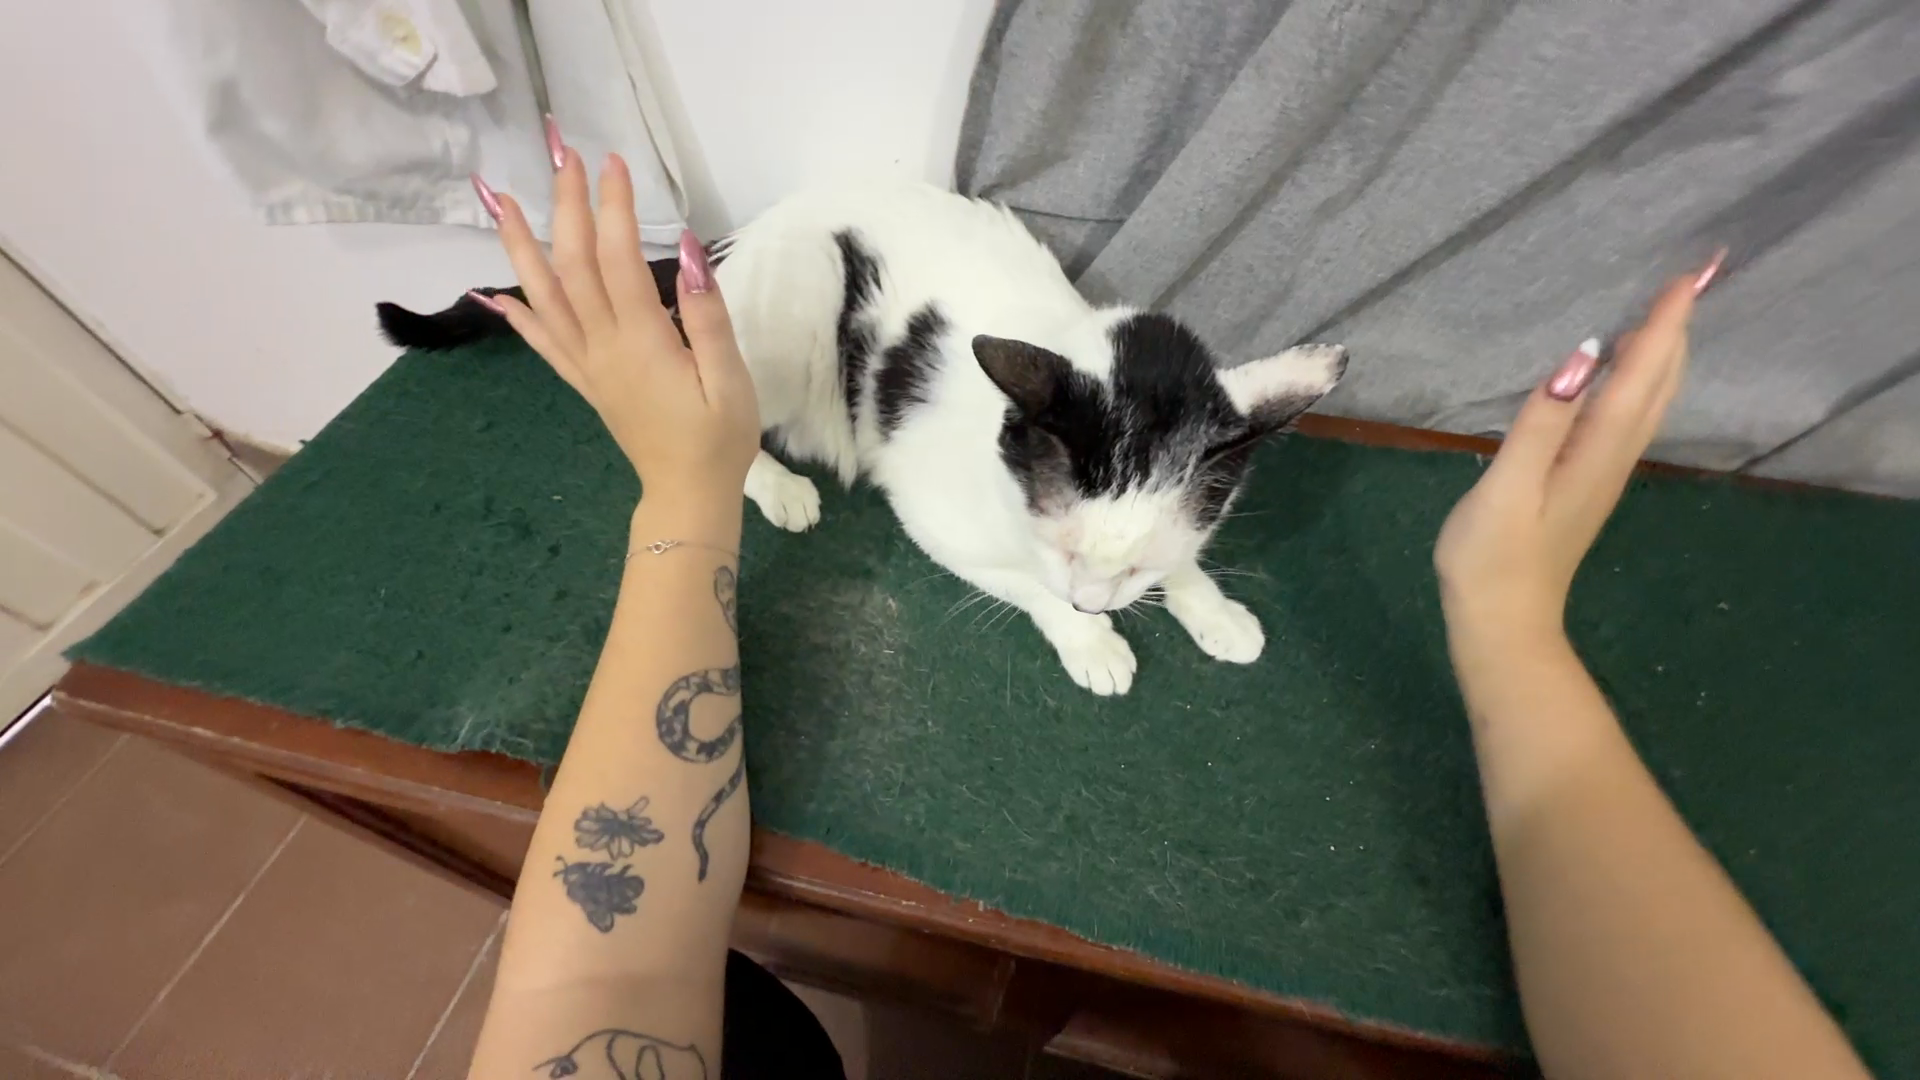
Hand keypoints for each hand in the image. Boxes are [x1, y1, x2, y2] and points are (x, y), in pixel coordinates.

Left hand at [472, 142, 758, 513]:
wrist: (688, 495)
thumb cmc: (719, 441)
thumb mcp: (731, 381)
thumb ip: (708, 319)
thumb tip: (689, 252)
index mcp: (642, 343)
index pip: (618, 260)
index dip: (614, 209)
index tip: (614, 165)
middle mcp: (604, 347)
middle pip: (574, 267)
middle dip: (568, 208)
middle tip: (564, 159)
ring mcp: (589, 366)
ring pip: (546, 299)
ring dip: (523, 248)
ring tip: (504, 204)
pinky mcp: (588, 384)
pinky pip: (545, 345)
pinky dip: (520, 315)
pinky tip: (497, 294)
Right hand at [1434, 260, 1716, 644]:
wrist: (1502, 615)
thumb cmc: (1493, 554)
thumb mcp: (1507, 487)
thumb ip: (1540, 424)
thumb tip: (1579, 359)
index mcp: (1595, 452)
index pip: (1638, 376)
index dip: (1660, 326)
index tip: (1684, 276)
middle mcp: (1611, 458)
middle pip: (1655, 386)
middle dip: (1673, 333)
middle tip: (1685, 284)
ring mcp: (1598, 475)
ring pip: (1645, 404)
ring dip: (1658, 358)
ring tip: (1658, 321)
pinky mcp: (1581, 486)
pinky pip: (1623, 421)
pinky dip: (1633, 387)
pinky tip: (1615, 384)